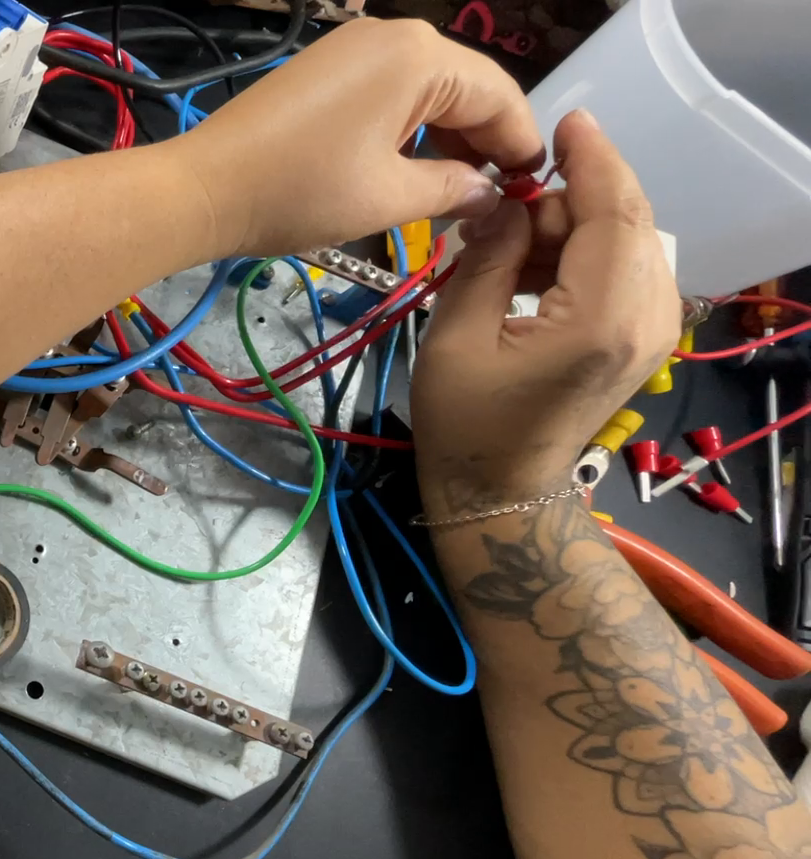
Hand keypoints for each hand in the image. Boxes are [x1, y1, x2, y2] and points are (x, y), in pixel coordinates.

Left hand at [179, 18, 543, 257]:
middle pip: (457, 89)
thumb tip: (489, 193)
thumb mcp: (383, 199)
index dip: (517, 144)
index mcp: (419, 55)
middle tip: (480, 197)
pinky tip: (389, 171)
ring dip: (430, 142)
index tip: (531, 184)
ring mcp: (344, 52)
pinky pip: (373, 99)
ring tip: (435, 192)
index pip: (497, 95)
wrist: (197, 193)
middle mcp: (388, 37)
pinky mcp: (312, 76)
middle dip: (472, 143)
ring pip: (414, 95)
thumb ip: (449, 191)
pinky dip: (391, 134)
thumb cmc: (293, 195)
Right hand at [411, 109, 679, 516]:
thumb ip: (481, 264)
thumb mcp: (453, 339)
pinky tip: (528, 278)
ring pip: (626, 246)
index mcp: (598, 316)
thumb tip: (500, 209)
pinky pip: (623, 274)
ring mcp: (654, 328)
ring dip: (568, 234)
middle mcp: (647, 315)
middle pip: (624, 224)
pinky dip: (578, 261)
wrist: (497, 486)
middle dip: (567, 204)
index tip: (566, 123)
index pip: (612, 214)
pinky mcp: (644, 338)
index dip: (592, 162)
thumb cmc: (461, 422)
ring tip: (500, 256)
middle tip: (497, 217)